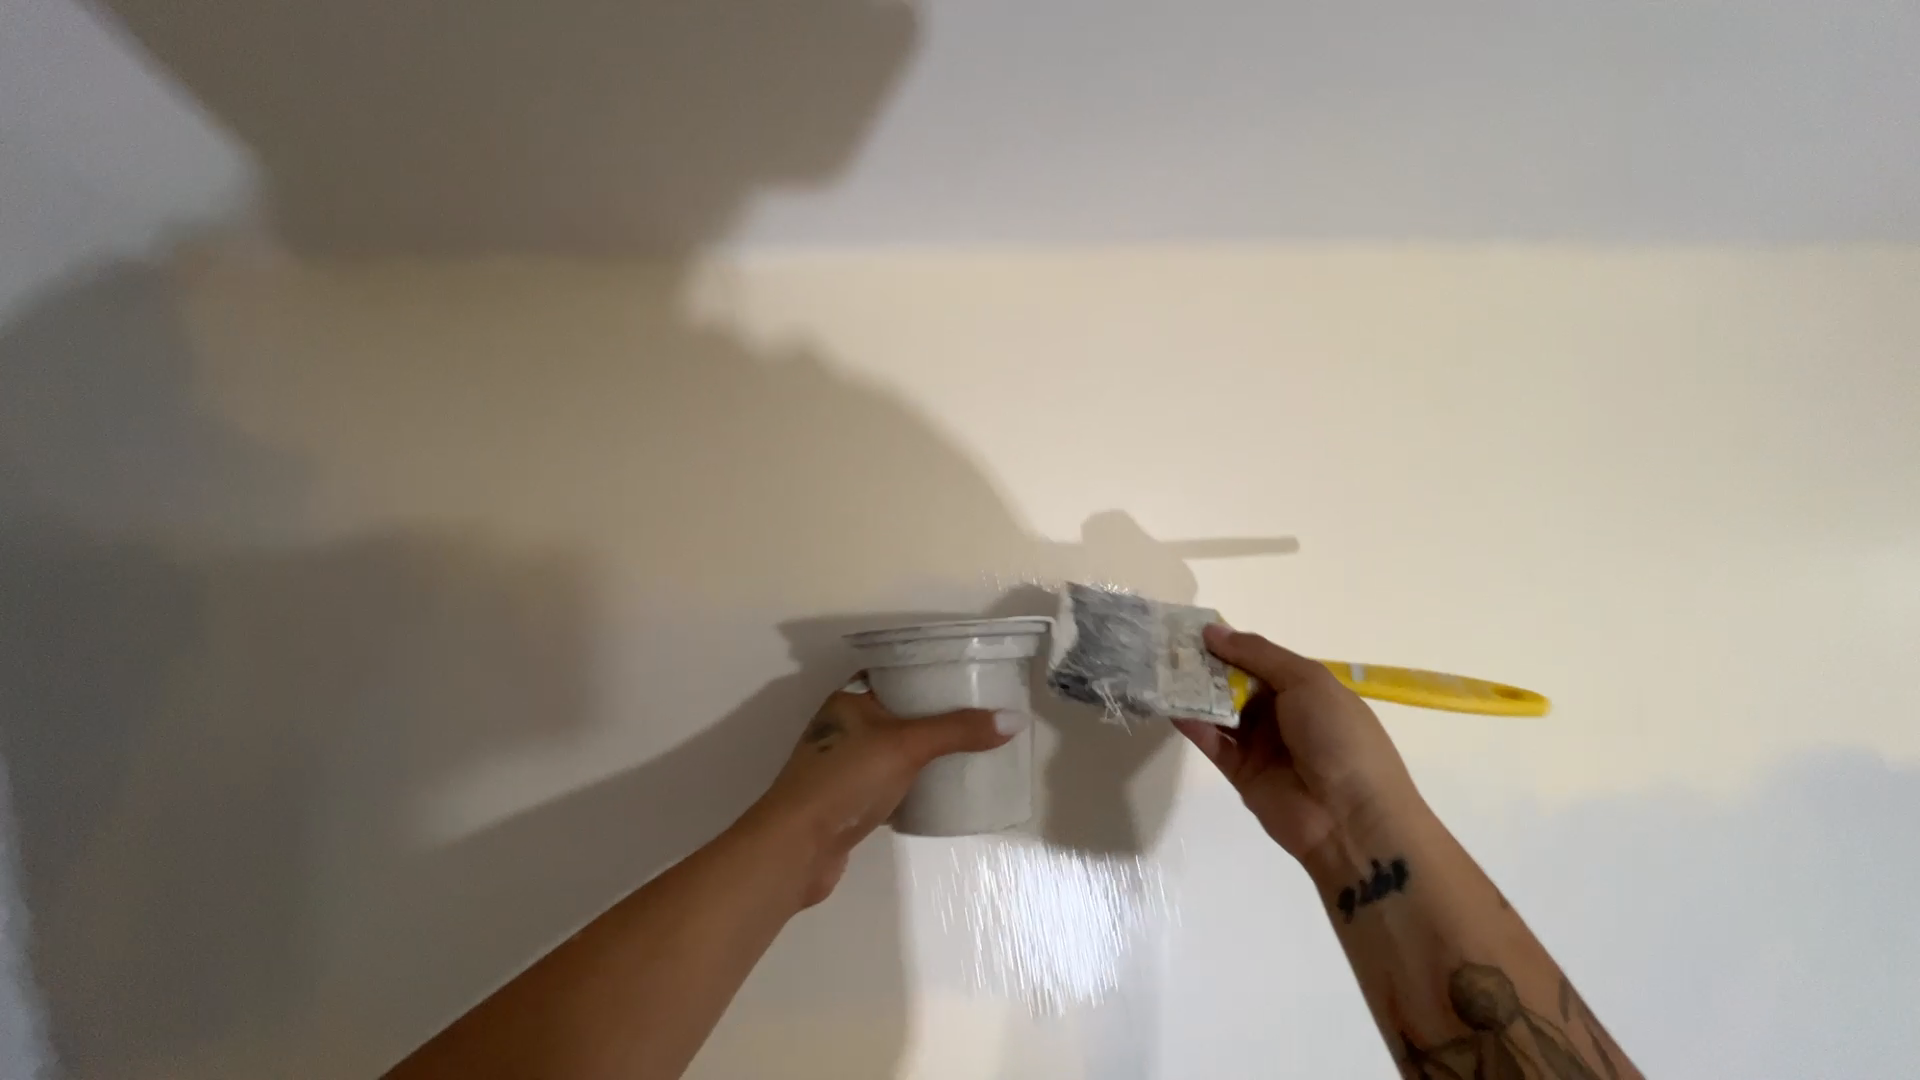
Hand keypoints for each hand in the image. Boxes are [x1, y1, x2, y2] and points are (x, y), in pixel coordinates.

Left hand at [744, 679, 1028, 907]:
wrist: (797, 848)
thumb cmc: (846, 780)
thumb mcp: (906, 745)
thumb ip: (958, 730)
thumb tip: (1014, 719)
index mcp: (850, 700)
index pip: (894, 674)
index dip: (928, 671)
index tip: (968, 675)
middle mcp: (846, 727)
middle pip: (900, 712)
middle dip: (937, 714)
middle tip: (981, 712)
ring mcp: (846, 766)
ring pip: (897, 749)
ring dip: (928, 750)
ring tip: (972, 747)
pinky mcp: (852, 801)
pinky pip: (893, 782)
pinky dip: (917, 782)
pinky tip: (945, 788)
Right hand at [1174, 625, 1426, 866]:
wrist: (1351, 819)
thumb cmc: (1339, 738)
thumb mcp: (1307, 682)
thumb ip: (1257, 655)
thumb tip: (1212, 631)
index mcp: (1306, 689)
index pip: (1259, 659)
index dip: (1229, 644)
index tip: (1192, 630)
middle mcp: (1281, 713)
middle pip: (1235, 683)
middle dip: (1205, 666)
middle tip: (1167, 647)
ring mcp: (1260, 744)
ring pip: (1219, 710)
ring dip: (1194, 692)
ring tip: (1161, 671)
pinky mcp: (1240, 771)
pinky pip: (1212, 741)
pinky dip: (1192, 723)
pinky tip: (1171, 706)